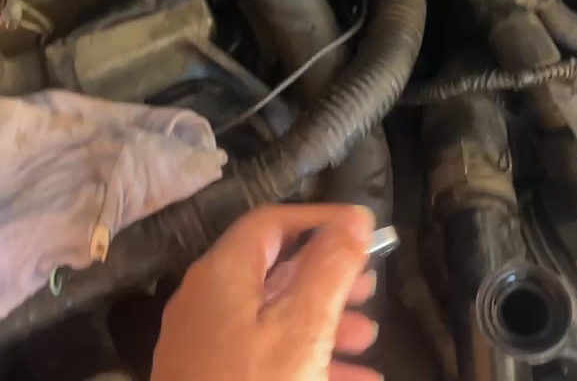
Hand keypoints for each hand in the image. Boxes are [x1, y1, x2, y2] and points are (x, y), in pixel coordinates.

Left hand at [152, 204, 379, 380]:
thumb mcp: (302, 329)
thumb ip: (330, 268)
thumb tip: (353, 217)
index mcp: (221, 273)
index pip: (272, 222)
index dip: (319, 220)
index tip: (363, 229)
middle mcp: (206, 300)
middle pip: (273, 271)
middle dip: (326, 278)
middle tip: (371, 289)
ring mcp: (204, 346)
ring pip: (272, 318)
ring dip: (323, 322)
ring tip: (371, 338)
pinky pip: (263, 356)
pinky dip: (304, 359)